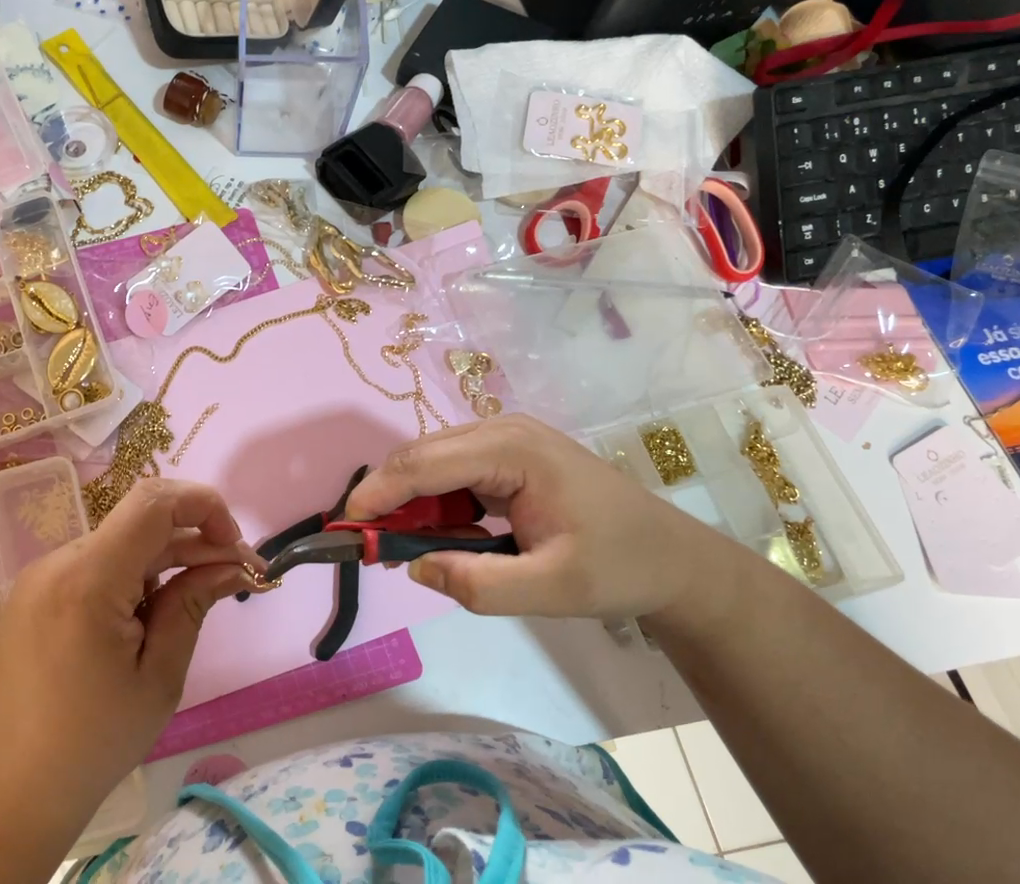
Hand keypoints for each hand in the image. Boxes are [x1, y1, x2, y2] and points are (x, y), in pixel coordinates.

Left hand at [0, 479, 254, 835]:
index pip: (152, 502)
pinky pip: (92, 568)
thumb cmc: (92, 743)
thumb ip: (191, 605)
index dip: (203, 506)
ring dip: (164, 561)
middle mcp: (57, 563)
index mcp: (87, 579)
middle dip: (194, 540)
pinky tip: (149, 617)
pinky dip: (131, 578)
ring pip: (117, 546)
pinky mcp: (32, 598)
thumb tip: (230, 563)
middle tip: (240, 577)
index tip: (235, 548)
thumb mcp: (158, 677)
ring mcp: (39, 579)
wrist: (6, 792)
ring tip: (198, 600)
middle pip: (137, 524)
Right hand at [345, 416, 731, 619]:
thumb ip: (479, 584)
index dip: (378, 493)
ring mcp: (505, 439)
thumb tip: (414, 566)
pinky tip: (446, 538)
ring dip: (411, 504)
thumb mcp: (551, 589)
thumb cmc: (619, 568)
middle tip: (371, 549)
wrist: (674, 559)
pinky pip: (451, 473)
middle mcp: (502, 430)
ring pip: (431, 463)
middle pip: (421, 456)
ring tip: (406, 549)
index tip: (345, 528)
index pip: (424, 463)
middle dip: (389, 500)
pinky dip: (435, 505)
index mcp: (513, 450)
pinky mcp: (507, 455)